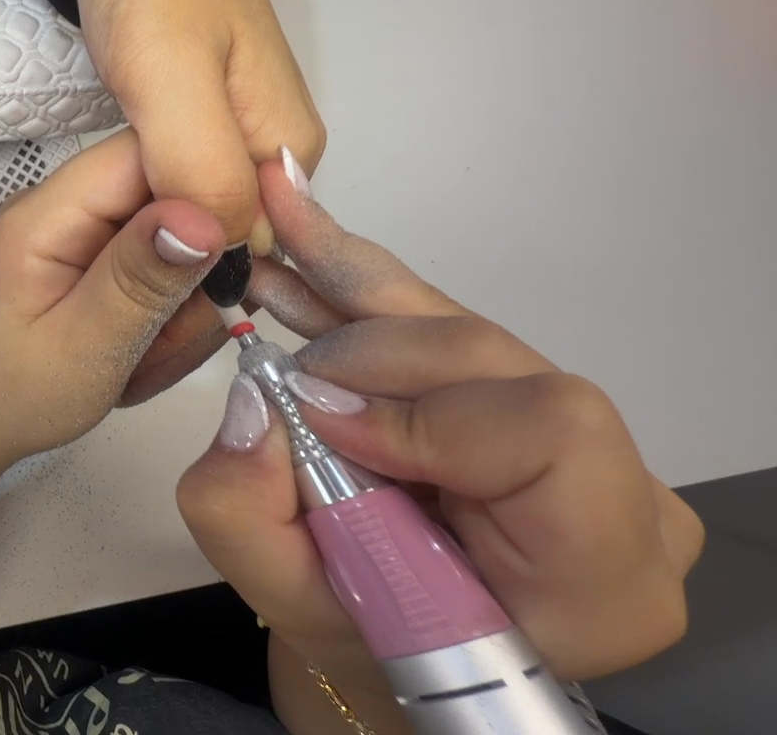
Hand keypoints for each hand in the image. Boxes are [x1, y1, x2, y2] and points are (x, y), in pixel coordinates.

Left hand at [0, 128, 226, 479]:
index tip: (239, 259)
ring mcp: (78, 232)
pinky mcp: (92, 259)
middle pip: (172, 193)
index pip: (146, 148)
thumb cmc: (7, 396)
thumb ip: (140, 280)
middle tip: (163, 337)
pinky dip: (165, 315)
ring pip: (178, 239)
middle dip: (193, 271)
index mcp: (44, 214)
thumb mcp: (82, 348)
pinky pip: (159, 268)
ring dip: (180, 306)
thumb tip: (206, 212)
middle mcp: (61, 207)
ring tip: (138, 358)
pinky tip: (136, 353)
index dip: (211, 188)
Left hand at [76, 0, 324, 253]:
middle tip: (99, 261)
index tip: (123, 276)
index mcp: (284, 151)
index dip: (182, 270)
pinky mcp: (197, 120)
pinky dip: (144, 198)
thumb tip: (216, 252)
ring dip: (148, 230)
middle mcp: (270, 151)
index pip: (245, 252)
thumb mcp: (168, 76)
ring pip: (193, 213)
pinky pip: (176, 182)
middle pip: (219, 238)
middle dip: (163, 256)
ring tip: (98, 239)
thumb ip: (198, 164)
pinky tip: (112, 204)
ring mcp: (233, 134)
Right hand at [176, 152, 703, 729]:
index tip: (314, 419)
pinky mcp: (512, 387)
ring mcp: (570, 430)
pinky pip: (431, 314)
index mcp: (594, 570)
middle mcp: (614, 488)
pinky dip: (349, 276)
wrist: (388, 628)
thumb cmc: (347, 625)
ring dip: (340, 287)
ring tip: (258, 253)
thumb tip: (254, 396)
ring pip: (452, 320)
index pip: (550, 434)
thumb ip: (243, 507)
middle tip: (270, 363)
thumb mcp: (275, 589)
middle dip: (359, 351)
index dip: (422, 410)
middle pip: (491, 356)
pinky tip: (293, 230)